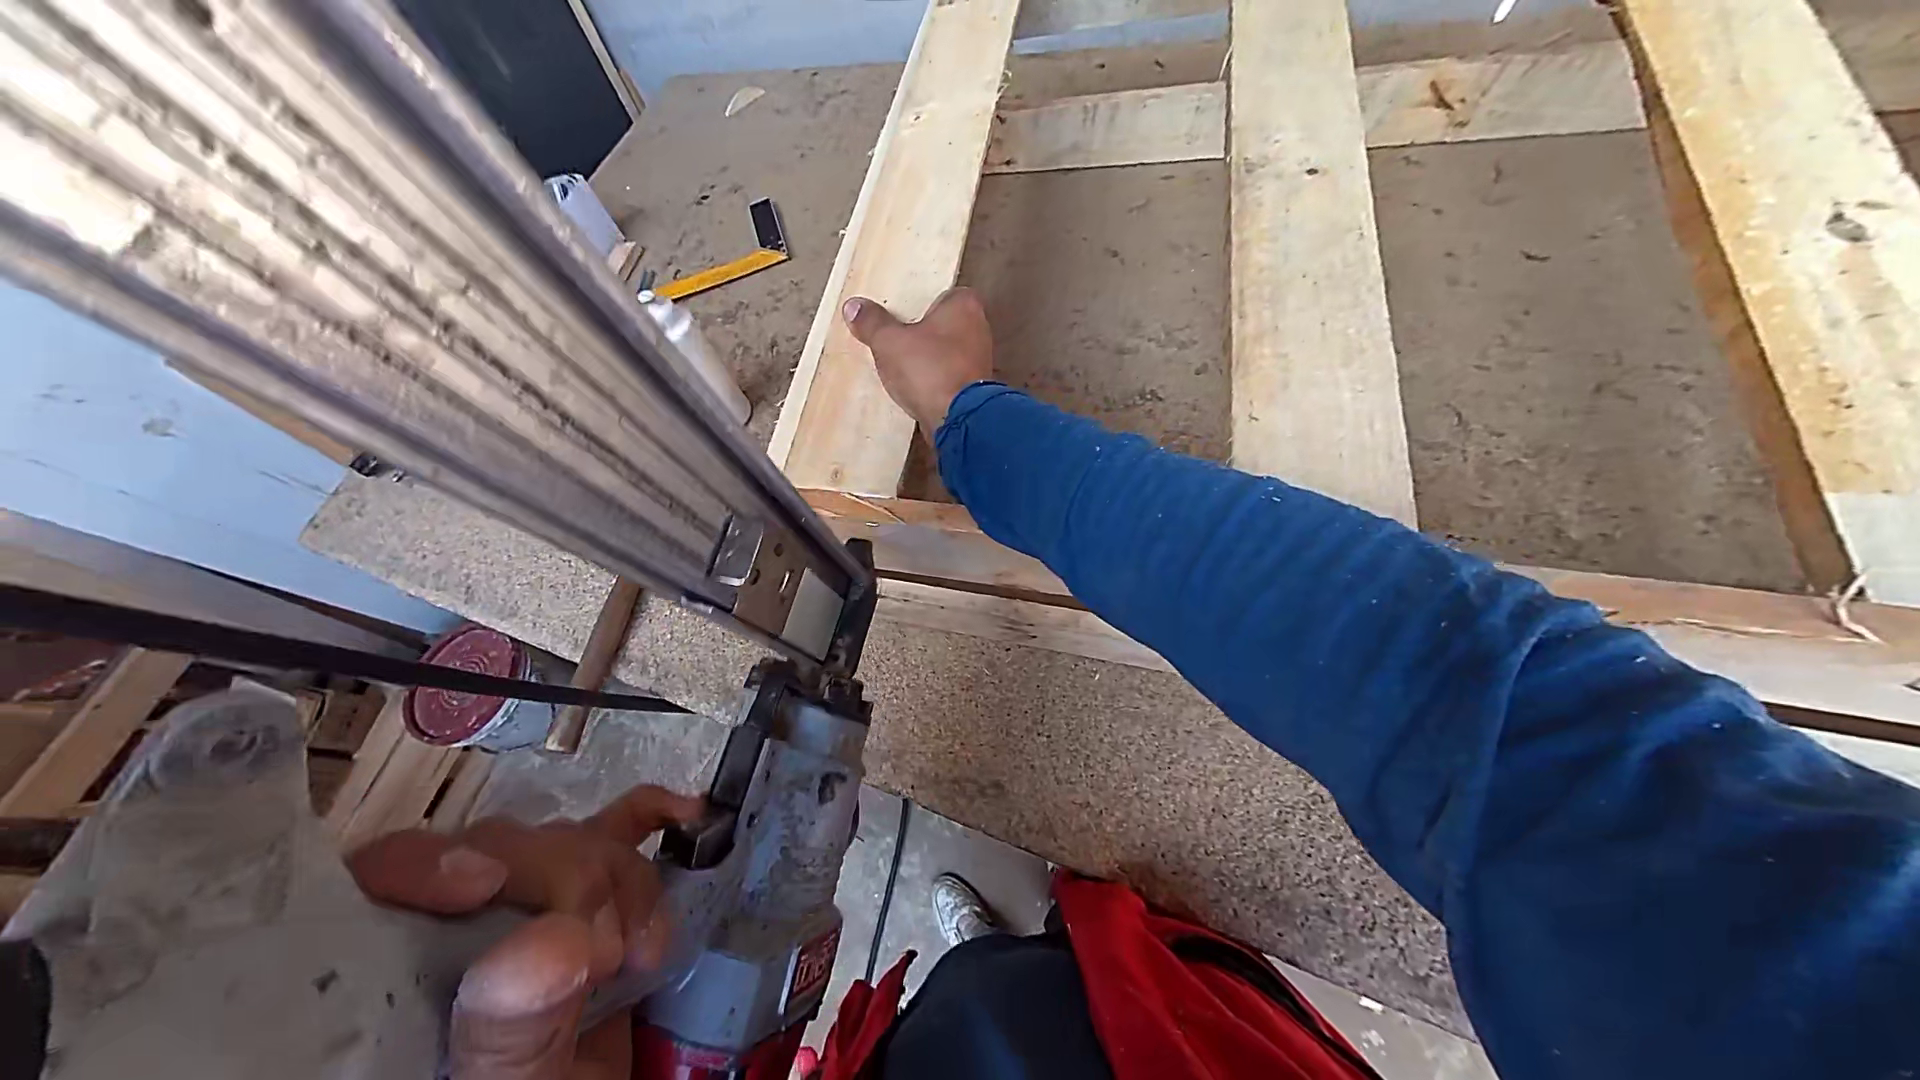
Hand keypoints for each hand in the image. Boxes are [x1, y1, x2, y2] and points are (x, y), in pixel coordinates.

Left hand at [349, 785, 704, 1079]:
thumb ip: (509, 1035)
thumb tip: (552, 940)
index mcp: (400, 964)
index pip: (389, 874)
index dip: (432, 860)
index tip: (486, 887)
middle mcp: (462, 917)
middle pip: (505, 846)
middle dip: (572, 883)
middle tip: (608, 956)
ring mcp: (538, 897)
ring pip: (575, 838)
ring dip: (624, 880)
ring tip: (642, 953)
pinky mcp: (599, 894)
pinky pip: (626, 825)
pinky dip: (656, 816)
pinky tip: (689, 817)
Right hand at [842, 287, 993, 434]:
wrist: (958, 419)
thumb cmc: (928, 369)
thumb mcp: (888, 341)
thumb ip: (872, 322)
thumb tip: (853, 307)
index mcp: (964, 305)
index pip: (942, 293)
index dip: (920, 301)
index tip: (899, 313)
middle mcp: (979, 328)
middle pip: (944, 324)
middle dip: (922, 332)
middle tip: (895, 338)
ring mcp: (980, 360)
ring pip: (947, 352)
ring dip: (928, 359)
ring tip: (901, 366)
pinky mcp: (977, 389)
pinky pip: (950, 376)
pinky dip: (935, 380)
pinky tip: (916, 388)